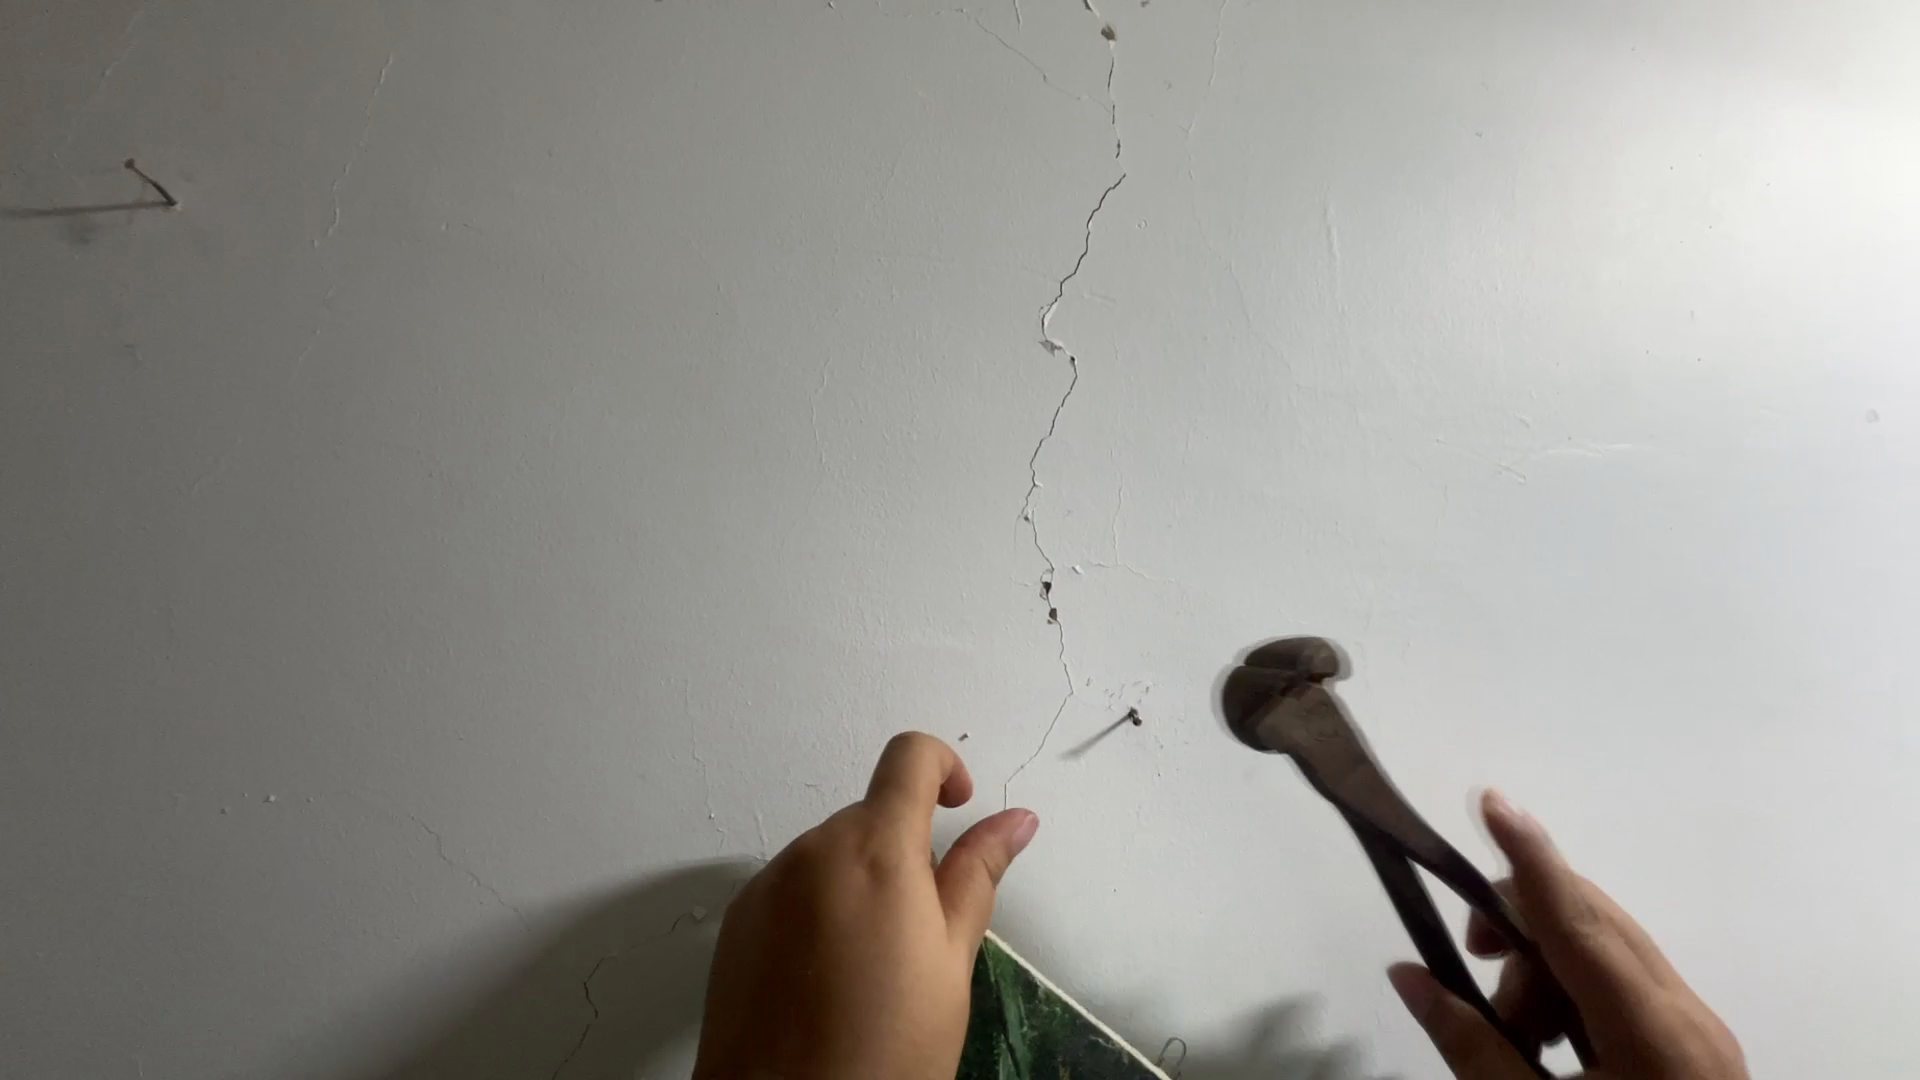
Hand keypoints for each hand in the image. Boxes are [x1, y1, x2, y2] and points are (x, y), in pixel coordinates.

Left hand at [693, 732, 1040, 1079]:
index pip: (909, 756)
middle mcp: (815, 848)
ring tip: (870, 963)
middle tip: (919, 931)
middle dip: (904, 849)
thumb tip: (1016, 820)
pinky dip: (819, 902)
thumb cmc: (888, 1049)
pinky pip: (793, 882)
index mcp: (876, 848)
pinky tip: (825, 975)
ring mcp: (769, 880)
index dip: (944, 766)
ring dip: (861, 877)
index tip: (957, 805)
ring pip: (833, 850)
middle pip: (872, 814)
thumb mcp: (950, 962)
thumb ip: (978, 873)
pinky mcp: (739, 915)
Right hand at [1388, 791, 1746, 1079]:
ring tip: (1515, 1035)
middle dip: (1513, 919)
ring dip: (1534, 966)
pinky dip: (1561, 987)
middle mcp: (1683, 1014)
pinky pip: (1611, 976)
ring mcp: (1693, 1026)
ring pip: (1592, 944)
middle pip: (1583, 916)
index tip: (1492, 799)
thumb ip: (1470, 1046)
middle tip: (1469, 954)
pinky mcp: (1689, 1041)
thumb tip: (1404, 972)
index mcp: (1654, 1035)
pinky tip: (1544, 1041)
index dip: (1529, 856)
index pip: (1576, 920)